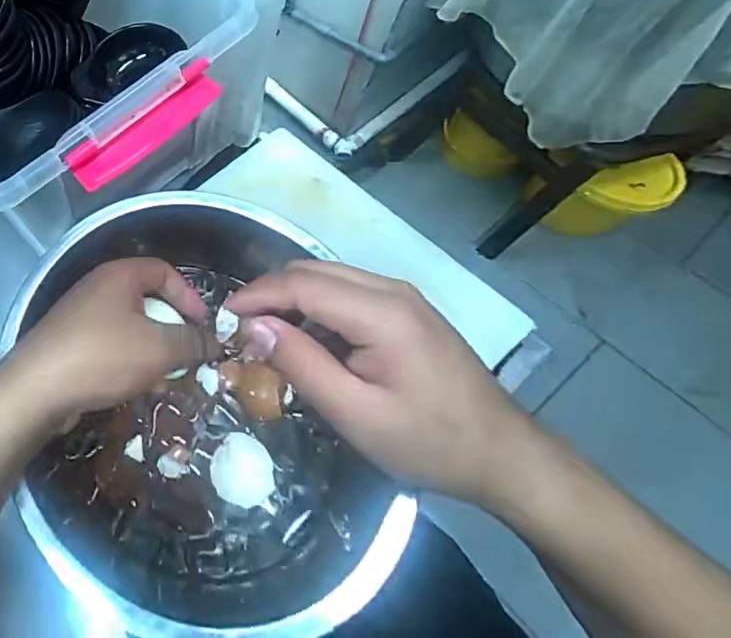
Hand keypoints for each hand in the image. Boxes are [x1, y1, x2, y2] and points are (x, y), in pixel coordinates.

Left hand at [0, 257, 217, 427]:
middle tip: (189, 357)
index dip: (188, 296)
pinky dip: (132, 362)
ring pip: (132, 327)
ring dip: (155, 351)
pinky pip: (113, 346)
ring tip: (170, 380)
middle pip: (148, 300)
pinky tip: (143, 388)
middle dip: (173, 330)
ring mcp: (83, 315)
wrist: (38, 387)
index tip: (204, 327)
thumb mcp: (157, 348)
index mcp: (118, 276)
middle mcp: (99, 288)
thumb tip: (213, 342)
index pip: (163, 271)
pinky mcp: (73, 342)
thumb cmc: (102, 355)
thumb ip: (190, 342)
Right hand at [223, 260, 542, 505]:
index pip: (300, 283)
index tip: (223, 317)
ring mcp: (400, 296)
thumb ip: (301, 364)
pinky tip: (309, 339)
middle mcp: (390, 289)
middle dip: (269, 294)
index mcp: (381, 312)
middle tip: (241, 329)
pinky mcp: (405, 308)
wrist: (508, 459)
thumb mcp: (356, 414)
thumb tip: (252, 326)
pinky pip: (345, 291)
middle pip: (310, 271)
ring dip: (290, 298)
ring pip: (325, 276)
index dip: (255, 295)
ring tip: (268, 335)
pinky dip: (315, 306)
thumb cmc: (430, 442)